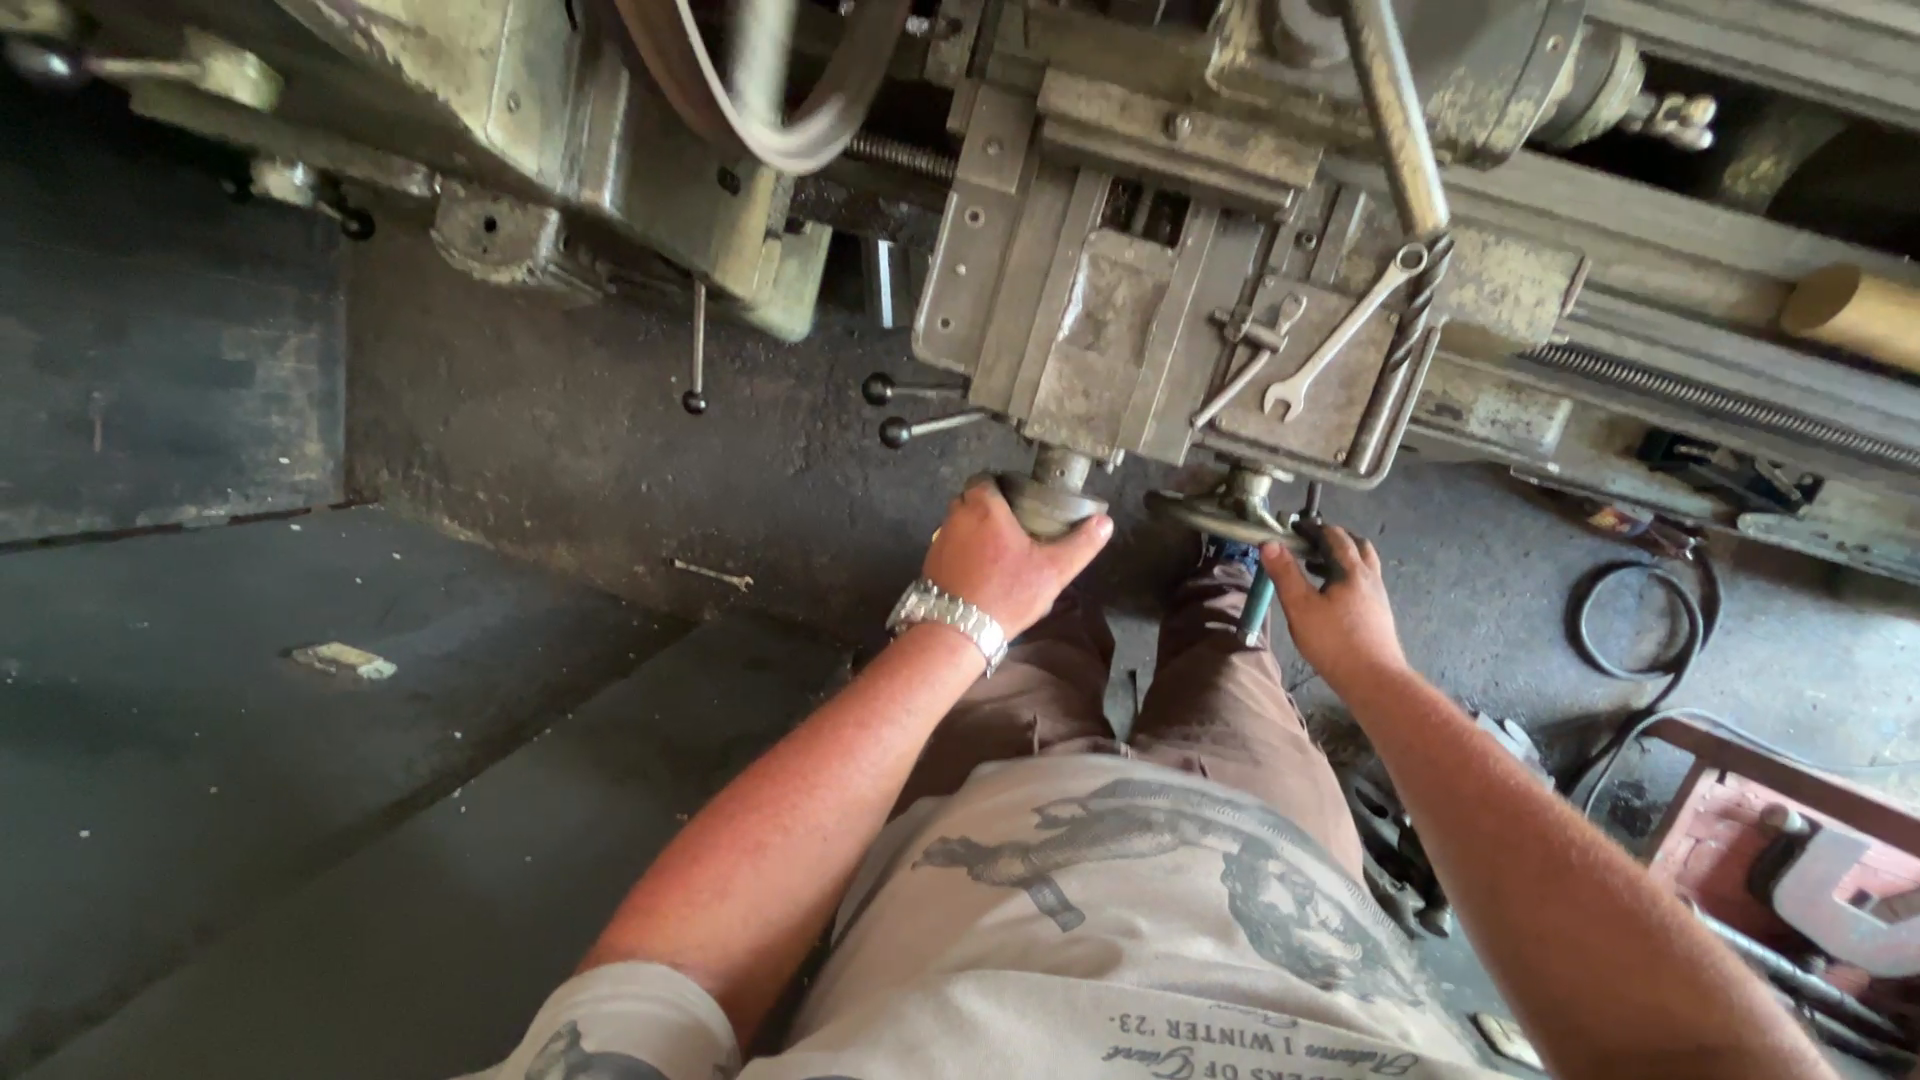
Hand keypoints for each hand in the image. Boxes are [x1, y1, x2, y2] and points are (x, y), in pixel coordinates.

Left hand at [922, 479, 1112, 637]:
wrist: (957, 631)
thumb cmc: (1006, 594)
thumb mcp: (1053, 571)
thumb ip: (1081, 544)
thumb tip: (1105, 522)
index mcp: (984, 508)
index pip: (985, 478)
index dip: (1000, 485)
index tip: (1017, 499)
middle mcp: (956, 517)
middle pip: (970, 500)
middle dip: (987, 507)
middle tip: (1011, 524)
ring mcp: (939, 540)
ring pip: (958, 524)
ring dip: (974, 531)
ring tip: (997, 550)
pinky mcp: (930, 563)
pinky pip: (949, 548)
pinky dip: (962, 553)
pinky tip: (979, 572)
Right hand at [1261, 526, 1408, 693]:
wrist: (1374, 679)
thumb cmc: (1334, 641)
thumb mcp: (1300, 606)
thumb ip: (1285, 573)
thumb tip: (1269, 543)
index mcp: (1351, 571)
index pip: (1335, 537)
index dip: (1314, 528)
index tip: (1294, 528)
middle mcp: (1369, 578)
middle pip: (1357, 546)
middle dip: (1334, 538)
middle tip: (1310, 542)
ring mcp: (1377, 597)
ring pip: (1363, 565)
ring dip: (1341, 557)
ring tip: (1317, 566)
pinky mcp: (1378, 614)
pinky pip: (1363, 582)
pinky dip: (1346, 576)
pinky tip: (1331, 595)